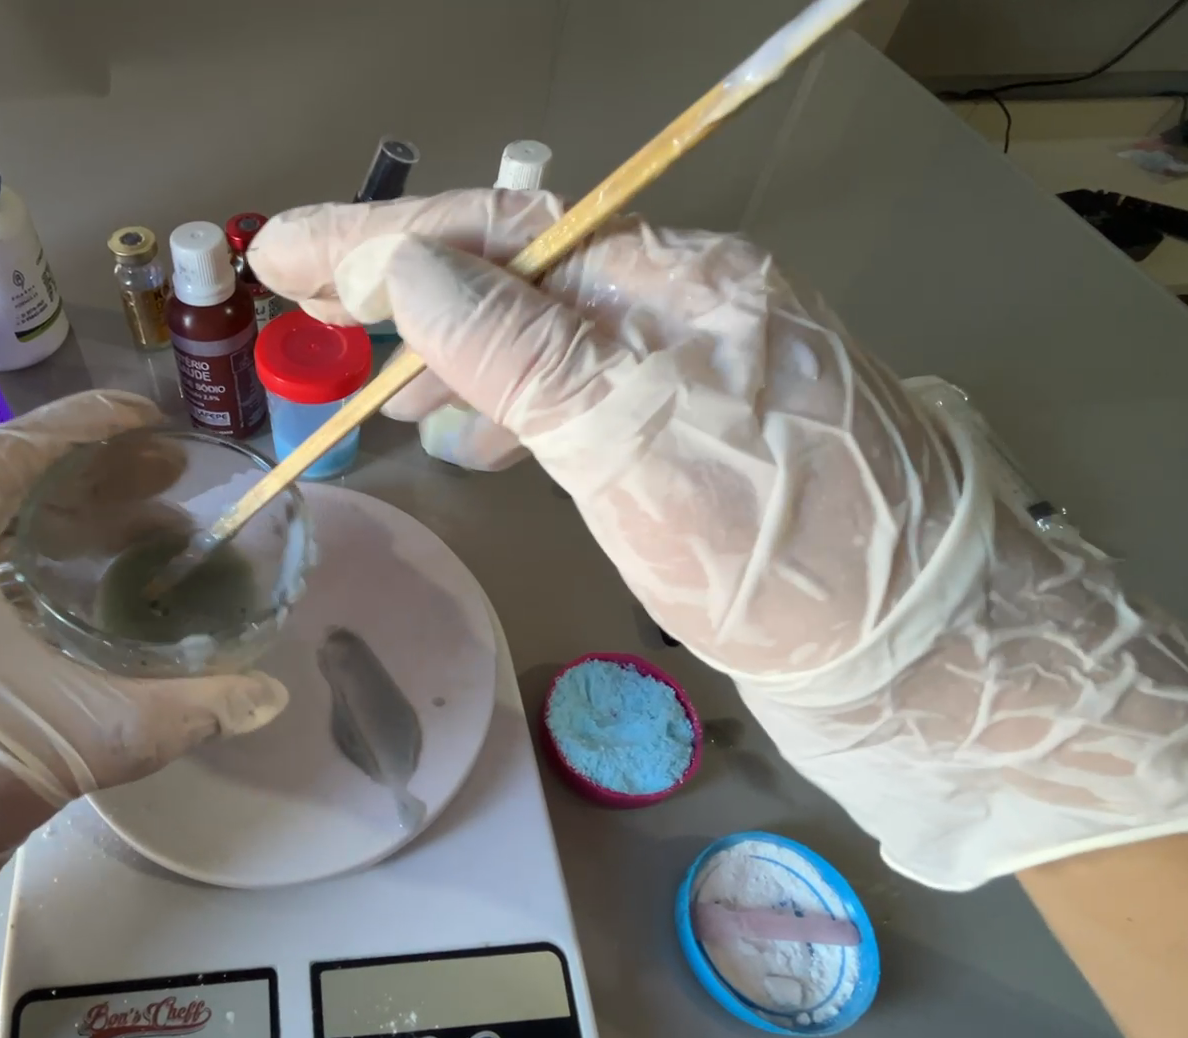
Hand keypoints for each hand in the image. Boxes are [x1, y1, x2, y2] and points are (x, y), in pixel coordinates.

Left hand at [0, 391, 286, 1037]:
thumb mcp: (43, 765)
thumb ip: (164, 718)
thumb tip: (265, 695)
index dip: (80, 430)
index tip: (151, 419)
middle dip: (83, 483)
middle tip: (168, 483)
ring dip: (51, 530)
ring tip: (139, 535)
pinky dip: (12, 571)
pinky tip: (70, 591)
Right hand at [250, 191, 1187, 889]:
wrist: (905, 650)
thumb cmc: (771, 547)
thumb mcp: (632, 440)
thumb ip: (519, 352)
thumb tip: (411, 270)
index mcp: (664, 283)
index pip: (493, 236)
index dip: (377, 238)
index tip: (282, 251)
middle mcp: (667, 306)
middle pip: (504, 274)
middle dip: (394, 281)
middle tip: (298, 294)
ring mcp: (669, 369)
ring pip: (527, 338)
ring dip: (441, 351)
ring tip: (370, 385)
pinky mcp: (669, 430)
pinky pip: (559, 394)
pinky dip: (500, 408)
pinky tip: (468, 436)